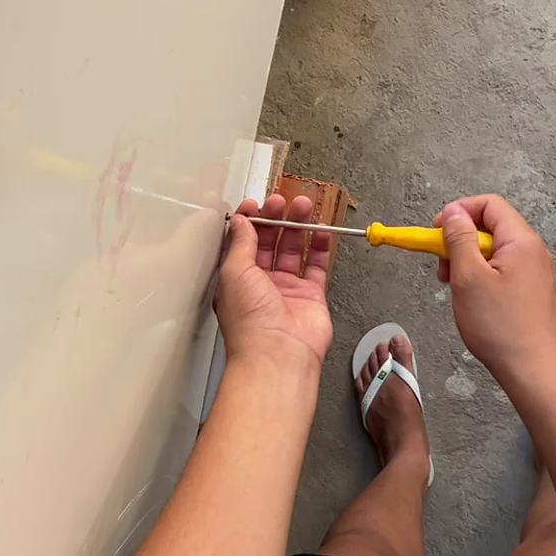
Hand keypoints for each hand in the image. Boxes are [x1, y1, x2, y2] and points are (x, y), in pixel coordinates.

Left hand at [216, 195, 334, 369]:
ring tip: (304, 206)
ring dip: (298, 226)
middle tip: (283, 201)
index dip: (248, 221)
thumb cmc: (250, 324)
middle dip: (275, 218)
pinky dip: (320, 247)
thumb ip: (240, 242)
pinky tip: (322, 231)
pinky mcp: (310, 296)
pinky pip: (316, 266)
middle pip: (268, 242)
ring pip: (293, 249)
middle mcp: (260, 283)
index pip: (241, 241)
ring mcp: (286, 289)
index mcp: (235, 278)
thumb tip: (240, 220)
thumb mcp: (234, 271)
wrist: (278, 355)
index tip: (255, 204)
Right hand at [435, 194, 555, 382]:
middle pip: (490, 225)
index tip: (437, 231)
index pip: (489, 204)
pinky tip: (470, 296)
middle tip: (443, 264)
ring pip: (492, 248)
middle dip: (460, 238)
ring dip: (467, 259)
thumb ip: (459, 239)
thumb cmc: (501, 326)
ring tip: (454, 284)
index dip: (459, 211)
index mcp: (521, 241)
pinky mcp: (529, 288)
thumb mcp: (469, 277)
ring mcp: (533, 270)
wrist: (532, 368)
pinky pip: (500, 267)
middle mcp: (532, 250)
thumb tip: (453, 213)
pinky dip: (480, 274)